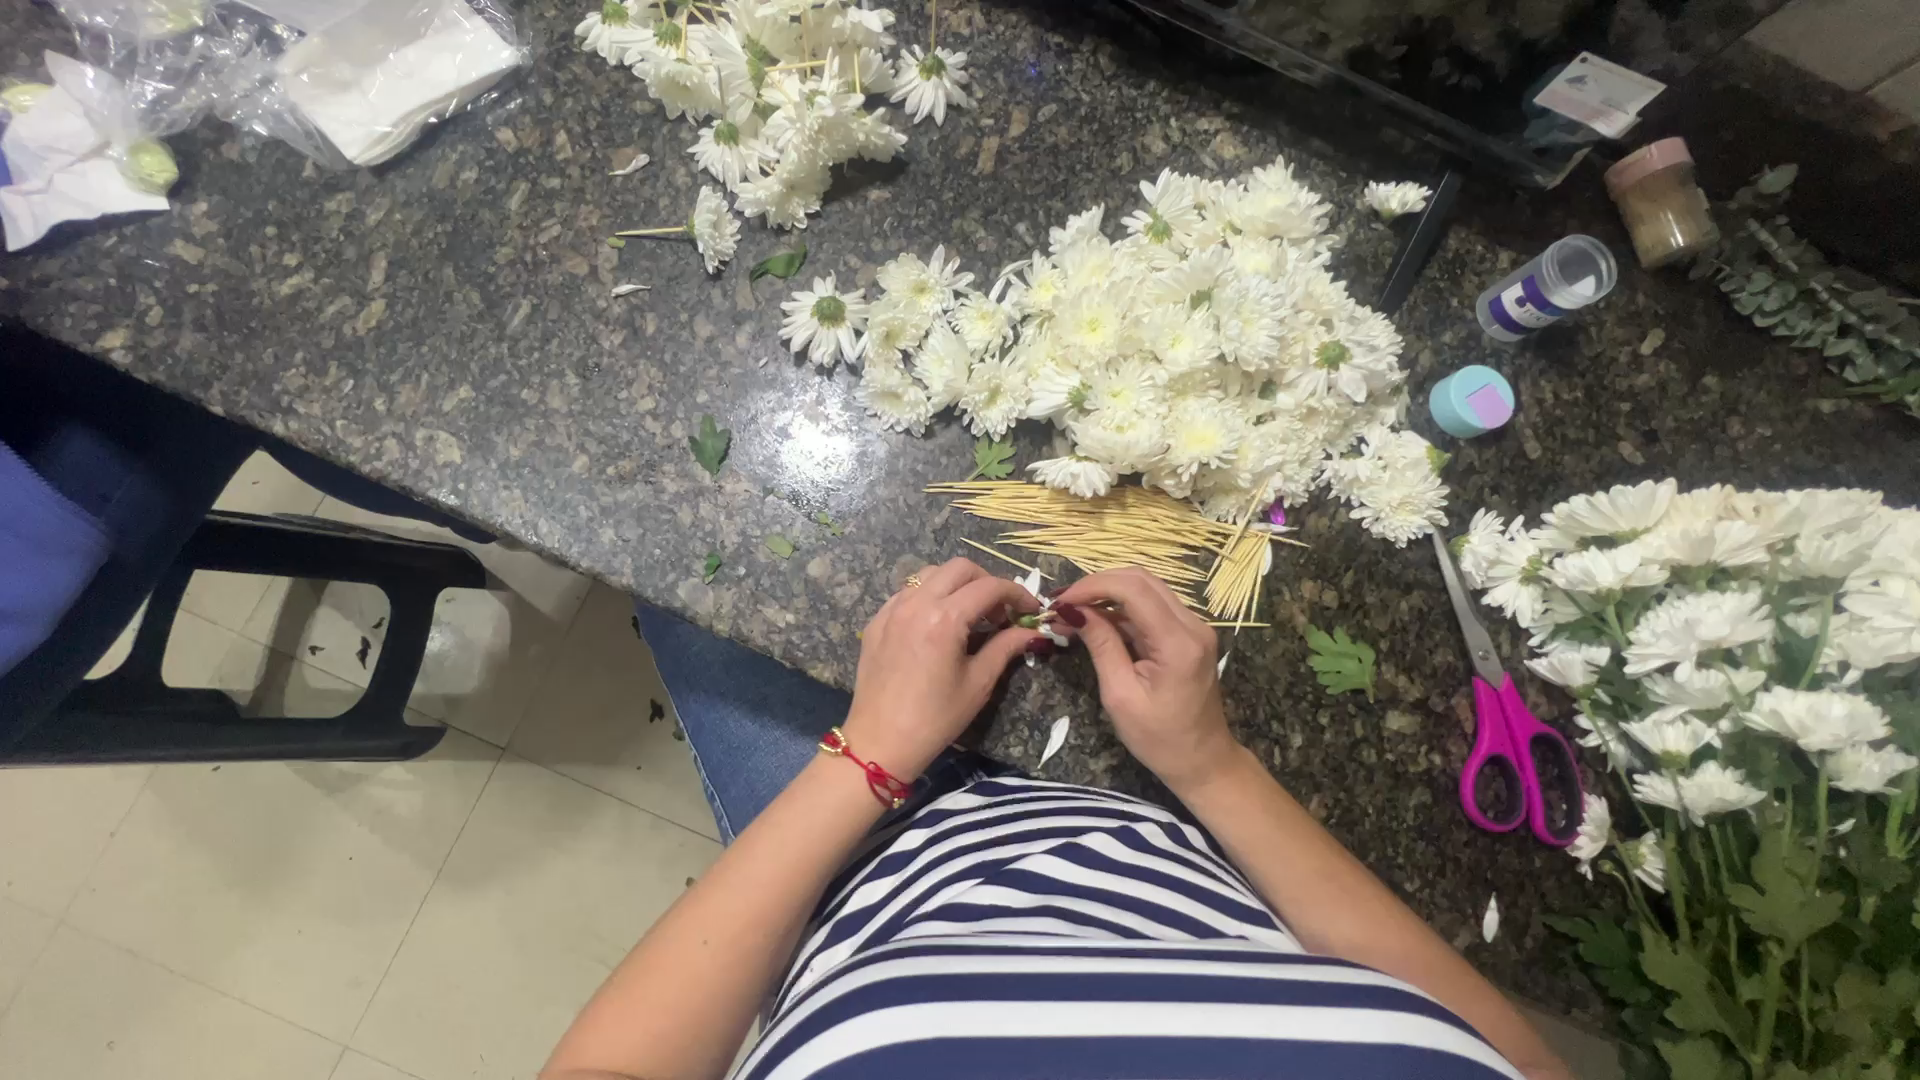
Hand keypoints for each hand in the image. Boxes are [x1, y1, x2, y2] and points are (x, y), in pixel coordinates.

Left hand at [842, 558, 1042, 778]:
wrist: (880, 741)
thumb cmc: (935, 718)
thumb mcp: (978, 683)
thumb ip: (1005, 647)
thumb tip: (1031, 630)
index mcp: (944, 618)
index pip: (990, 587)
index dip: (1017, 593)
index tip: (1031, 610)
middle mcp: (916, 603)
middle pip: (959, 568)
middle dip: (986, 581)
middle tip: (1000, 611)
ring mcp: (892, 609)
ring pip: (930, 574)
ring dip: (956, 585)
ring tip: (969, 614)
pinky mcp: (877, 621)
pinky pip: (908, 592)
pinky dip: (929, 595)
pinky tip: (937, 623)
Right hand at [1054, 567, 1239, 794]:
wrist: (1202, 760)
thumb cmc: (1159, 738)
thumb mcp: (1120, 695)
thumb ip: (1101, 645)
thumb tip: (1073, 611)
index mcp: (1178, 642)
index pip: (1132, 589)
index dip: (1092, 587)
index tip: (1061, 603)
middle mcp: (1192, 625)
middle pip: (1141, 579)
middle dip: (1098, 584)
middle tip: (1064, 605)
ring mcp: (1194, 626)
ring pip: (1146, 587)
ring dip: (1108, 593)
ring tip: (1074, 612)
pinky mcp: (1189, 633)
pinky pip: (1152, 605)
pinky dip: (1122, 607)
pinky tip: (1096, 620)